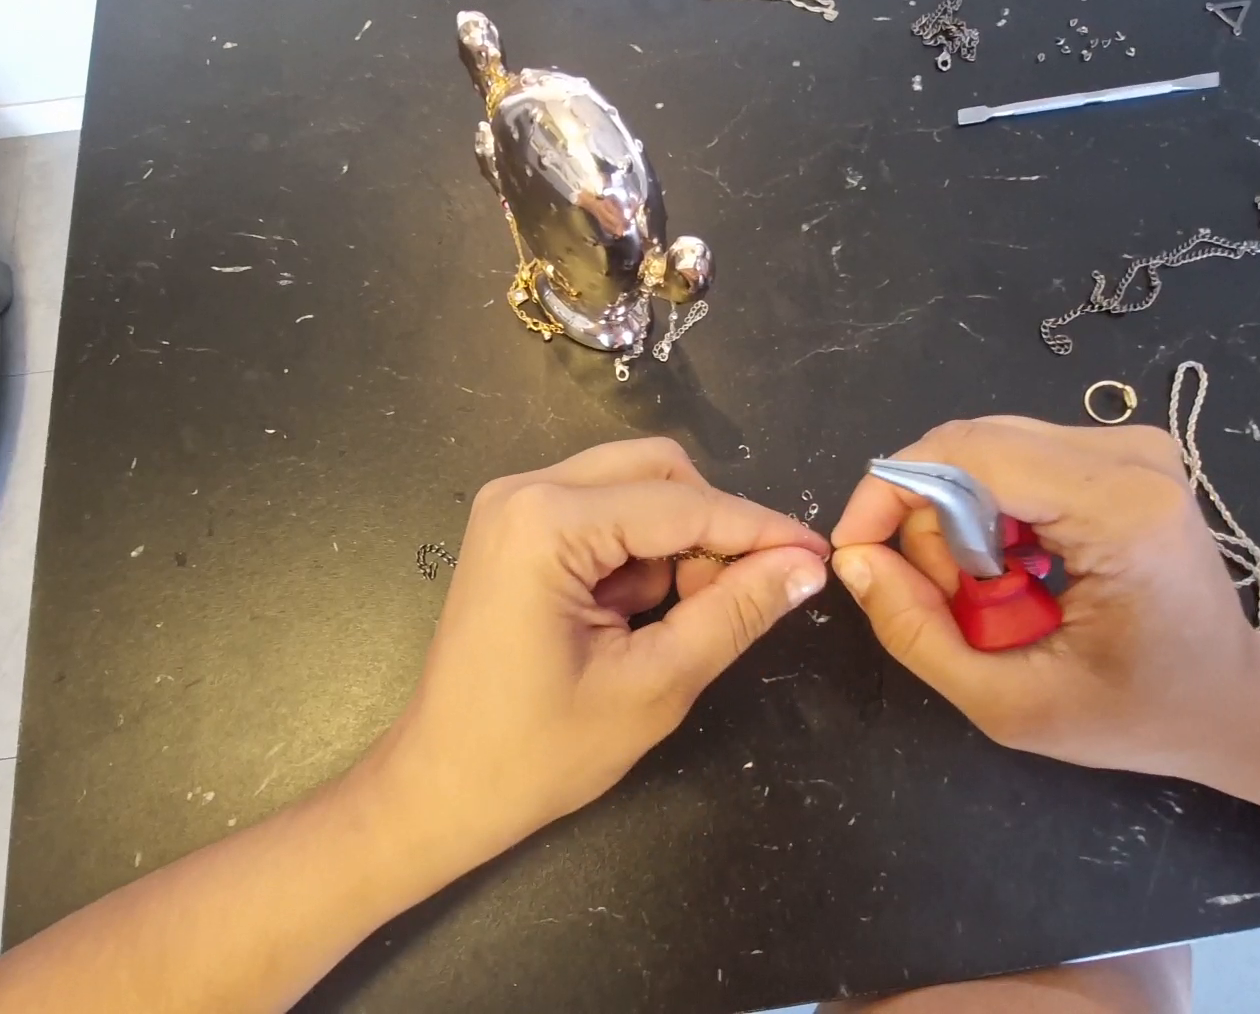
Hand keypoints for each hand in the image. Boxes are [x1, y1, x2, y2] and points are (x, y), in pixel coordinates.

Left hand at [380, 438, 830, 851]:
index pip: (684, 505)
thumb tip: (803, 566)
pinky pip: (605, 514)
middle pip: (657, 471)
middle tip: (735, 594)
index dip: (760, 530)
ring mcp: (515, 505)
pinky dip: (638, 555)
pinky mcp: (517, 528)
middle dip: (711, 528)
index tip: (817, 554)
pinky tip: (627, 616)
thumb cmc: (539, 752)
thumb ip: (734, 613)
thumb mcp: (654, 685)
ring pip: (634, 489)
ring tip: (667, 621)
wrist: (441, 788)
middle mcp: (526, 490)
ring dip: (673, 544)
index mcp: (548, 522)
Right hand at [831, 416, 1259, 781]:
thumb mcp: (1006, 702)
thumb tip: (853, 557)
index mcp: (1118, 508)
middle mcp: (1127, 452)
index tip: (856, 554)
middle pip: (963, 450)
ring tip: (979, 592)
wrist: (1236, 703)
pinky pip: (1004, 461)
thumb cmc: (1136, 715)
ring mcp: (1126, 444)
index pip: (962, 457)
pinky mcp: (1116, 450)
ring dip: (950, 523)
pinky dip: (979, 514)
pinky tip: (1005, 566)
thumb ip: (914, 631)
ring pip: (976, 452)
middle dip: (924, 524)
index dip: (888, 497)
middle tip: (944, 599)